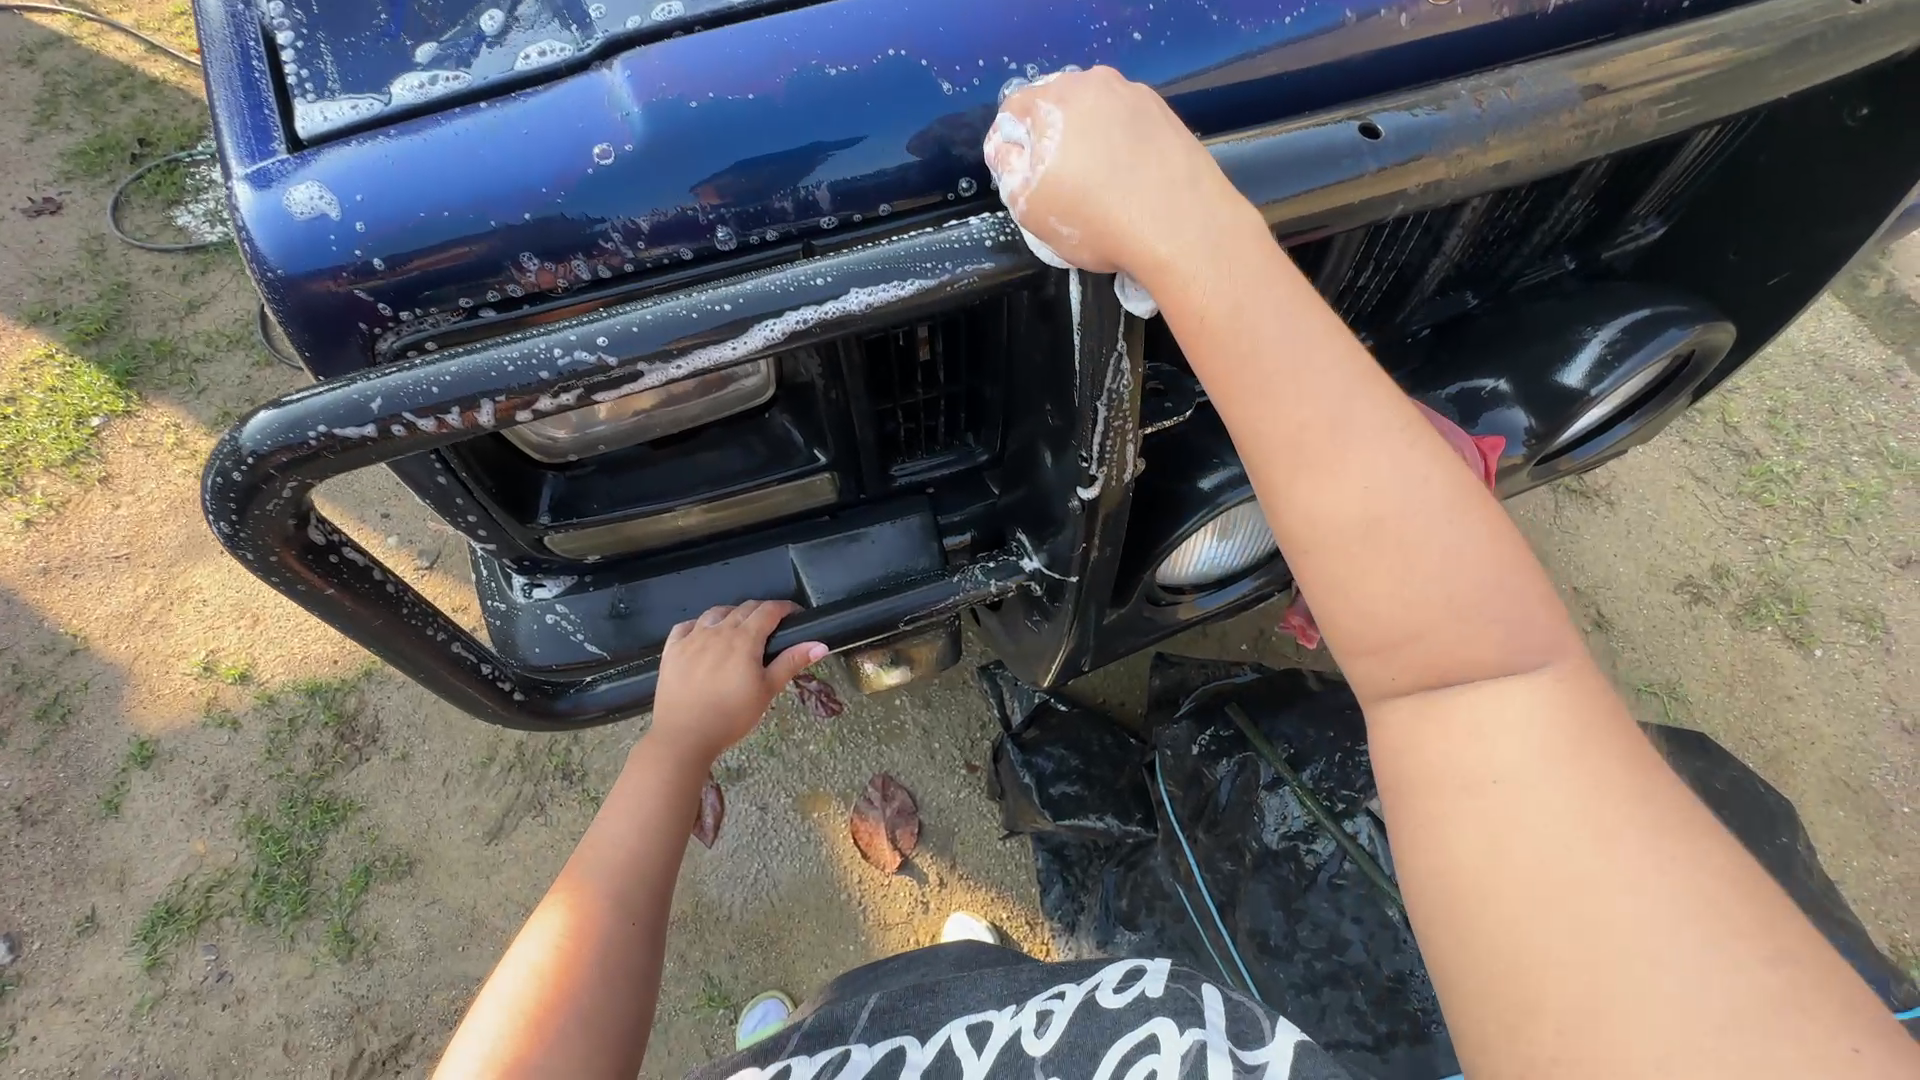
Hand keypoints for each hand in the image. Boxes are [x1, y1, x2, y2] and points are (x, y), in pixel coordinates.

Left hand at [648, 601, 826, 764]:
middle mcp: (718, 630)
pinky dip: (699, 624)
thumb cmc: (731, 716)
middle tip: (773, 626)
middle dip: (762, 610)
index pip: (769, 610)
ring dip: (732, 614)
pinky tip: (703, 634)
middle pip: (744, 608)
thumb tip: (820, 644)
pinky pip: (686, 626)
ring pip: (715, 613)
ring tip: (739, 628)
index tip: (795, 615)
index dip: (785, 608)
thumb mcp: (767, 690)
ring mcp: (692, 638)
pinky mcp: (672, 650)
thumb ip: (792, 663)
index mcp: (744, 638)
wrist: (683, 736)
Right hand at [982, 66, 1258, 286]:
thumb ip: (1008, 169)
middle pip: (1056, 109)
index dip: (1011, 148)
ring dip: (1088, 146)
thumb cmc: (1095, 220)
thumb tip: (1008, 149)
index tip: (1022, 183)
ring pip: (1095, 117)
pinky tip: (1127, 186)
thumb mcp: (1030, 207)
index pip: (1014, 111)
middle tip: (1060, 190)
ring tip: (1097, 191)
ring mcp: (1135, 96)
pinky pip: (1128, 128)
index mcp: (1056, 99)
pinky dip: (1120, 150)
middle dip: (1051, 144)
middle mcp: (1096, 84)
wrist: (1180, 228)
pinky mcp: (1165, 116)